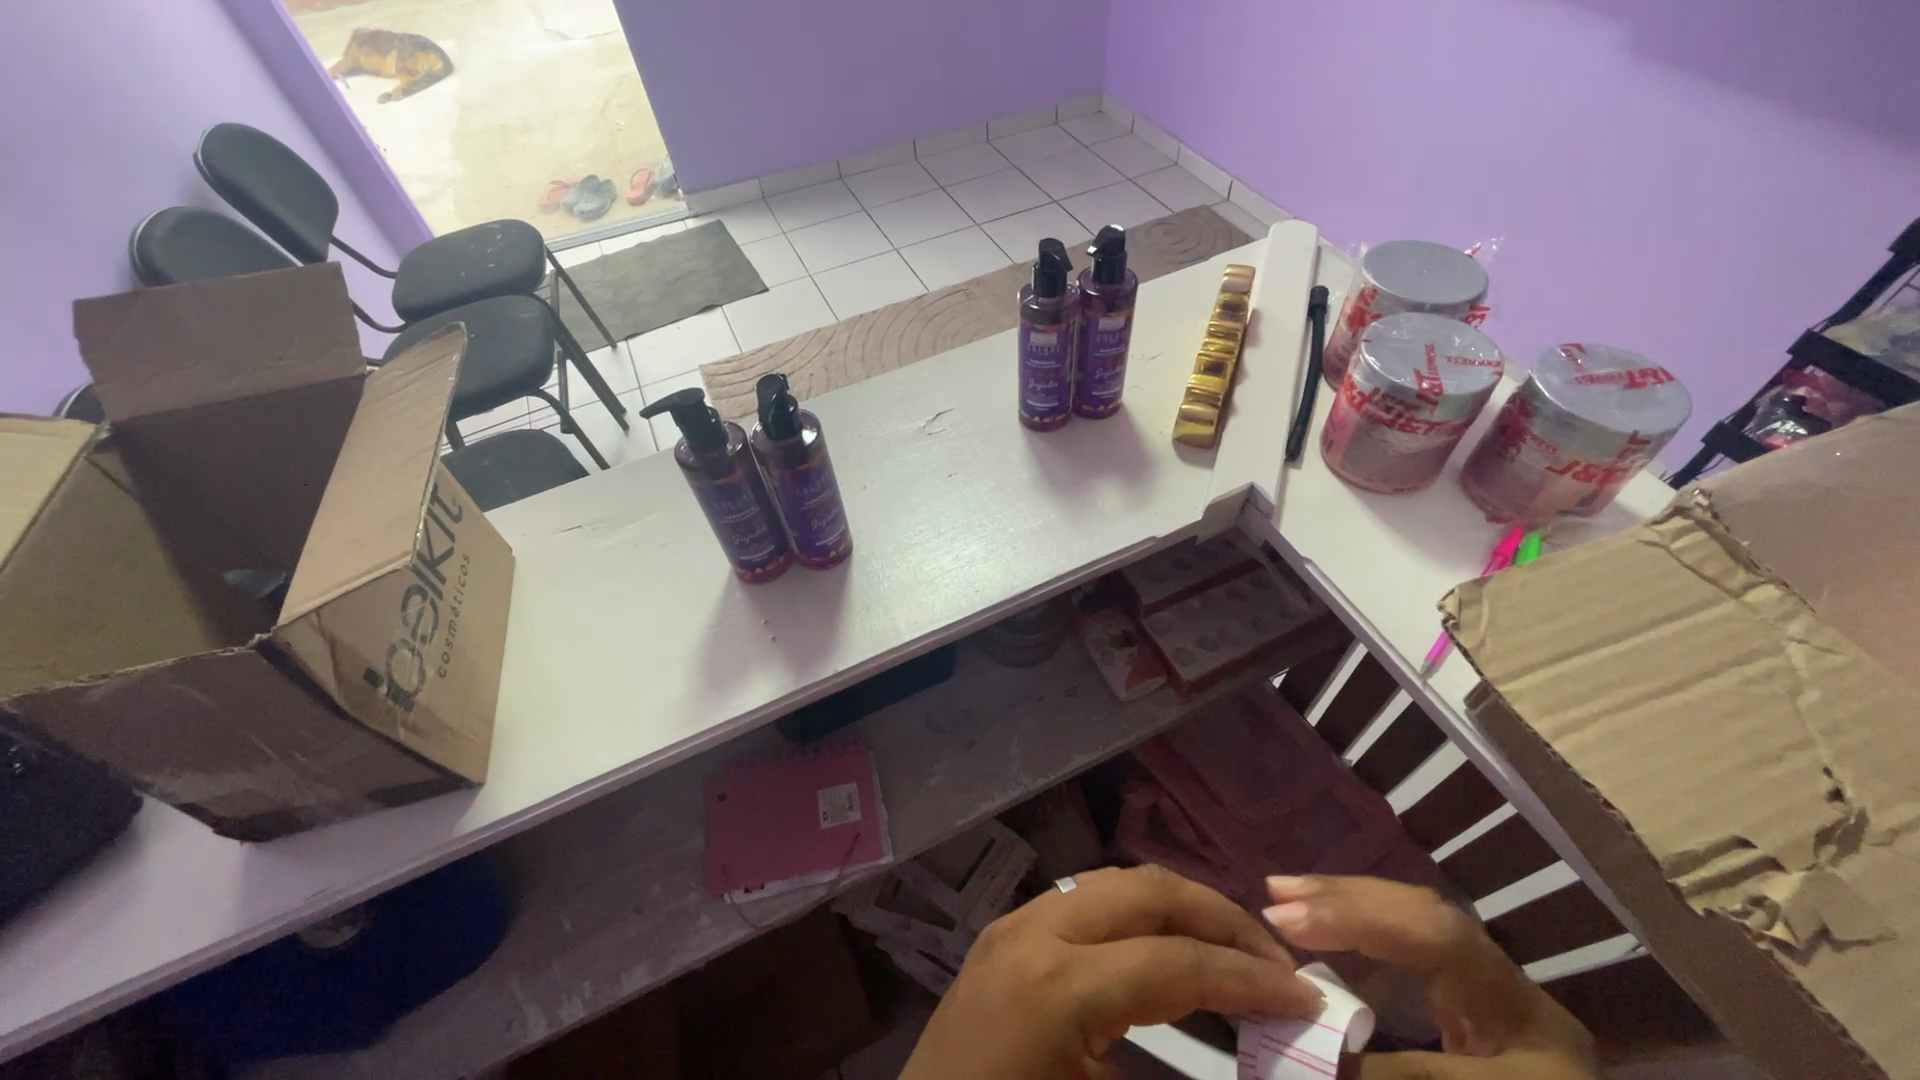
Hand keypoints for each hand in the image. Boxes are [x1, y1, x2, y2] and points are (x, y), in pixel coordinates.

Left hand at [901, 865, 1322, 1079]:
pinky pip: (1082, 901)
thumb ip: (1184, 1066)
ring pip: (1114, 884)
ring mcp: (1012, 927)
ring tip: (1229, 948)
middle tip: (1274, 960)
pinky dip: (1136, 915)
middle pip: (1147, 892)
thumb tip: (1264, 1052)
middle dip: (1219, 917)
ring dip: (1178, 908)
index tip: (1310, 997)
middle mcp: (1034, 933)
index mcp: (1059, 987)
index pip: (1178, 962)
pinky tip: (1165, 950)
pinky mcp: (1003, 936)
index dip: (1251, 980)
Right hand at [1262, 875, 1599, 1078]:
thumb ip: (1391, 1074)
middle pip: (1433, 919)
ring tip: (1287, 899)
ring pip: (1425, 928)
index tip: (1286, 924)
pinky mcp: (1472, 1017)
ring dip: (1350, 909)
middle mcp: (1510, 995)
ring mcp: (1493, 1003)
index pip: (1442, 940)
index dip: (1362, 922)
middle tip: (1276, 896)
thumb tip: (1301, 1044)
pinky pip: (1416, 956)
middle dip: (1350, 901)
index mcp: (1523, 1018)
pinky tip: (1323, 936)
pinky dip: (1363, 939)